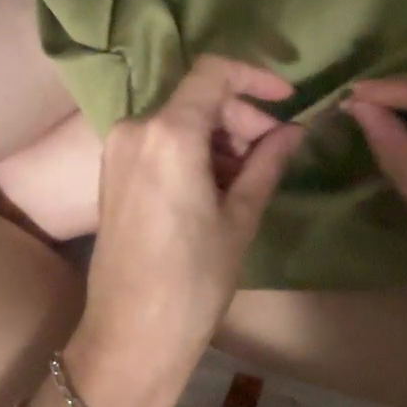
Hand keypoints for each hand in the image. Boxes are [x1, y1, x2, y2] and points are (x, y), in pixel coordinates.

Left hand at [77, 56, 304, 395]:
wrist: (132, 333)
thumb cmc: (193, 280)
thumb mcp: (239, 218)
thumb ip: (266, 163)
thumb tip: (294, 129)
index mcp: (169, 134)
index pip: (214, 73)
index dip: (255, 77)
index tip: (287, 99)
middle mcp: (135, 129)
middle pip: (198, 99)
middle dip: (241, 117)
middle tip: (275, 151)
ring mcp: (118, 150)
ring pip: (179, 121)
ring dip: (218, 137)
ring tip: (249, 176)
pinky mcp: (112, 171)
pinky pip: (160, 142)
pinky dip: (192, 151)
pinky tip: (217, 185)